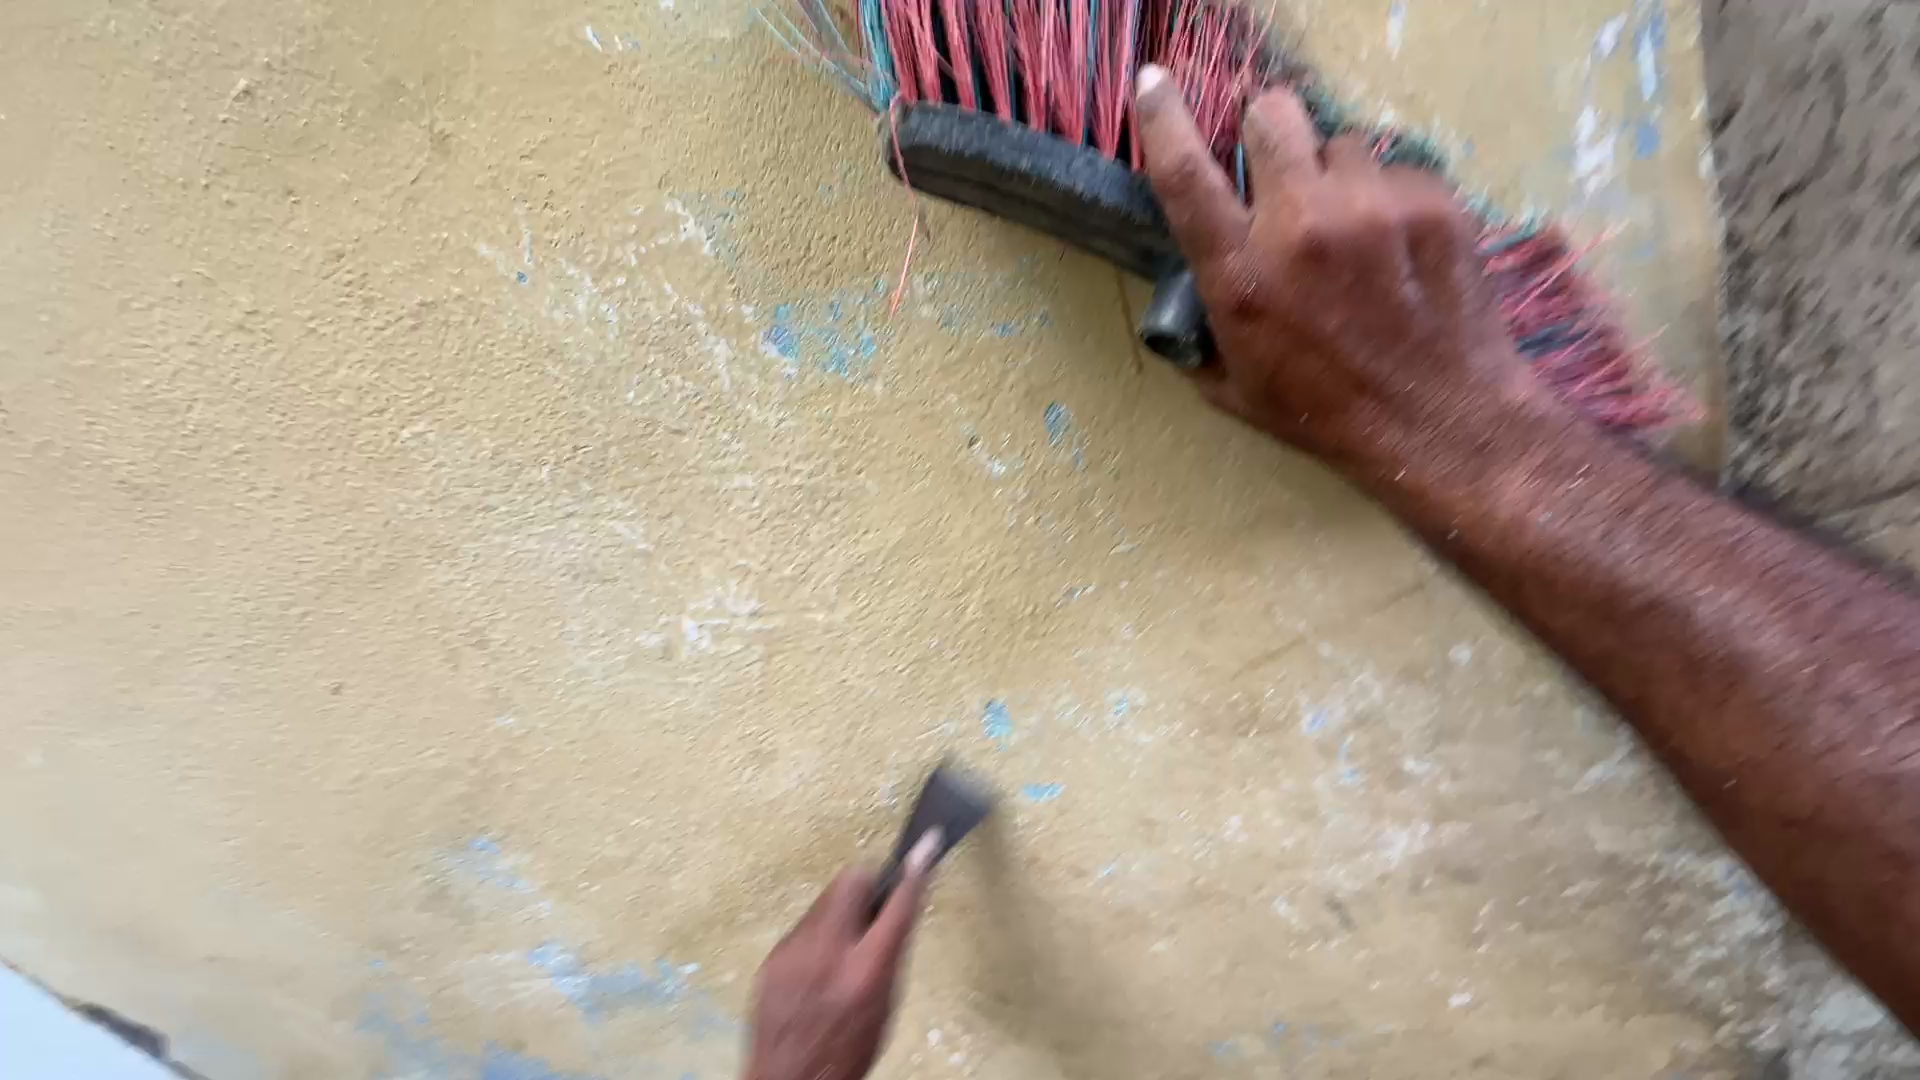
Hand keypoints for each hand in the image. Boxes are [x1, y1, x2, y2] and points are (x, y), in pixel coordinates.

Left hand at [743, 831, 941, 1079]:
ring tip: (843, 945)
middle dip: (867, 882)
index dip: (916, 871)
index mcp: (867, 972)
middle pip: (852, 880)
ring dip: (842, 911)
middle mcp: (829, 954)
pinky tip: (817, 964)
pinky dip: (818, 934)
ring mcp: (795, 951)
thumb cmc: (849, 1048)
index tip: (927, 843)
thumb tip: (897, 905)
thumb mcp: (886, 1003)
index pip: (898, 905)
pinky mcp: (773, 956)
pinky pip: (805, 925)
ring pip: (826, 900)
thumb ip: (891, 950)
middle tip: (873, 904)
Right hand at [1134, 66, 1544, 474]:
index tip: (1153, 83)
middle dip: (1267, 135)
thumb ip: (1201, 330)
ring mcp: (1372, 207)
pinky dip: (1385, 198)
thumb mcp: (1232, 387)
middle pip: (1273, 114)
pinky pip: (1396, 170)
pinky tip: (1395, 246)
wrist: (1435, 417)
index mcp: (1240, 276)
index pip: (1185, 177)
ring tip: (1348, 229)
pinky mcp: (1433, 201)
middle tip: (1277, 173)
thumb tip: (1190, 291)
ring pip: (1341, 142)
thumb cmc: (1320, 410)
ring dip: (1332, 174)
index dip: (1161, 120)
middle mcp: (1299, 226)